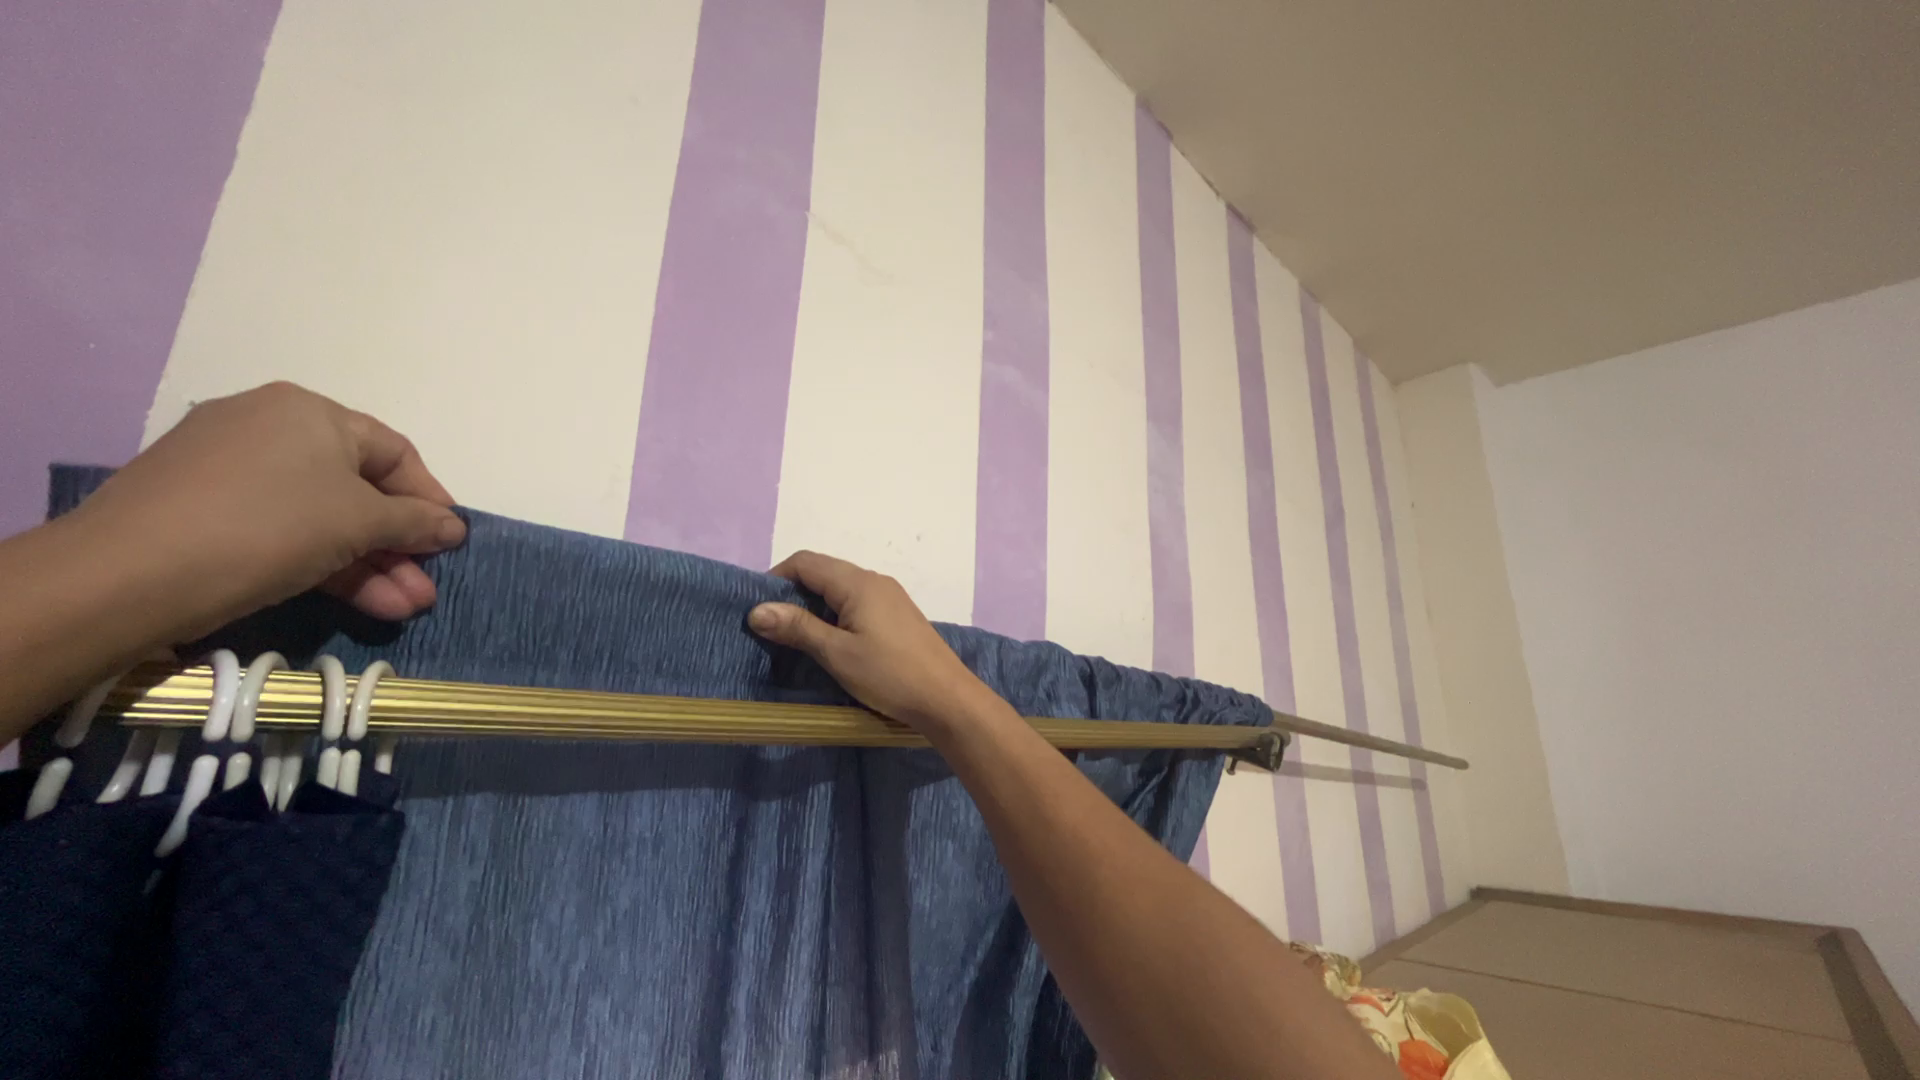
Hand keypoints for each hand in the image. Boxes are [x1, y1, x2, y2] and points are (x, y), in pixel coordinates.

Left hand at [74, 381, 466, 633]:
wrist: (130, 574)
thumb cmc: (271, 525)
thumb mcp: (363, 522)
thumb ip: (417, 523)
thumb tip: (452, 527)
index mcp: (311, 413)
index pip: (395, 454)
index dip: (430, 499)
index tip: (451, 540)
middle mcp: (271, 429)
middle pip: (360, 491)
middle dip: (399, 546)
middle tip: (425, 588)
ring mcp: (233, 471)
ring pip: (325, 518)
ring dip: (372, 565)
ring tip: (404, 608)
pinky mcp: (206, 510)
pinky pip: (287, 530)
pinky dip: (327, 564)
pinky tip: (364, 601)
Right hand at [748, 551, 993, 731]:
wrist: (947, 699)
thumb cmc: (890, 675)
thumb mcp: (837, 653)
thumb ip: (798, 628)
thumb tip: (757, 610)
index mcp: (858, 582)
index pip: (806, 562)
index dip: (776, 578)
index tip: (757, 608)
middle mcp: (875, 580)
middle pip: (823, 571)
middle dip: (793, 592)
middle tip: (771, 625)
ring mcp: (890, 597)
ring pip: (841, 588)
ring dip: (814, 605)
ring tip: (796, 636)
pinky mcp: (898, 615)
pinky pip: (858, 602)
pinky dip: (836, 613)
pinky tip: (831, 641)